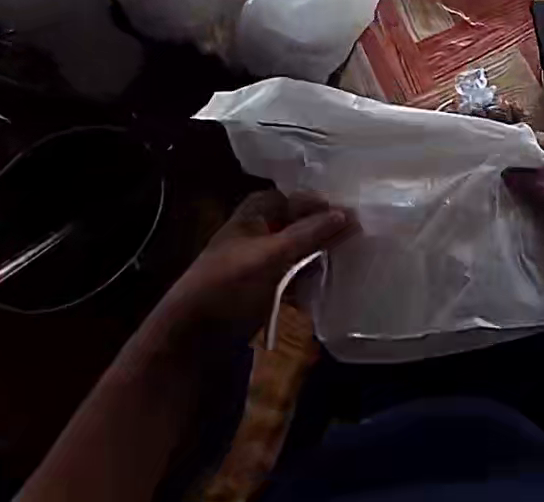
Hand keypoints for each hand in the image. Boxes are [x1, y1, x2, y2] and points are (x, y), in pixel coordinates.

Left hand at [143, 191, 355, 351]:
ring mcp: (256, 268)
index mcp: (251, 216)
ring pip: (295, 253)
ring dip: (318, 256)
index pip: (291, 198)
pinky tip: (327, 287)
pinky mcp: (259, 296)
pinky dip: (307, 282)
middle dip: (321, 229)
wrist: (189, 346)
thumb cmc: (228, 287)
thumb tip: (347, 213)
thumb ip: (309, 233)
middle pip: (295, 225)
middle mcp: (254, 236)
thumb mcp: (271, 255)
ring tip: (348, 259)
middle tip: (355, 236)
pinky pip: (291, 280)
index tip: (349, 213)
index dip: (317, 203)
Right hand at [503, 132, 543, 294]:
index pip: (539, 141)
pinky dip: (534, 205)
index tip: (487, 155)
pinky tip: (515, 213)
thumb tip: (506, 172)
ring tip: (493, 194)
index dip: (515, 146)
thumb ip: (539, 188)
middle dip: (516, 169)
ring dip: (524, 189)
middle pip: (539, 161)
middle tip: (485, 178)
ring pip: (543, 182)